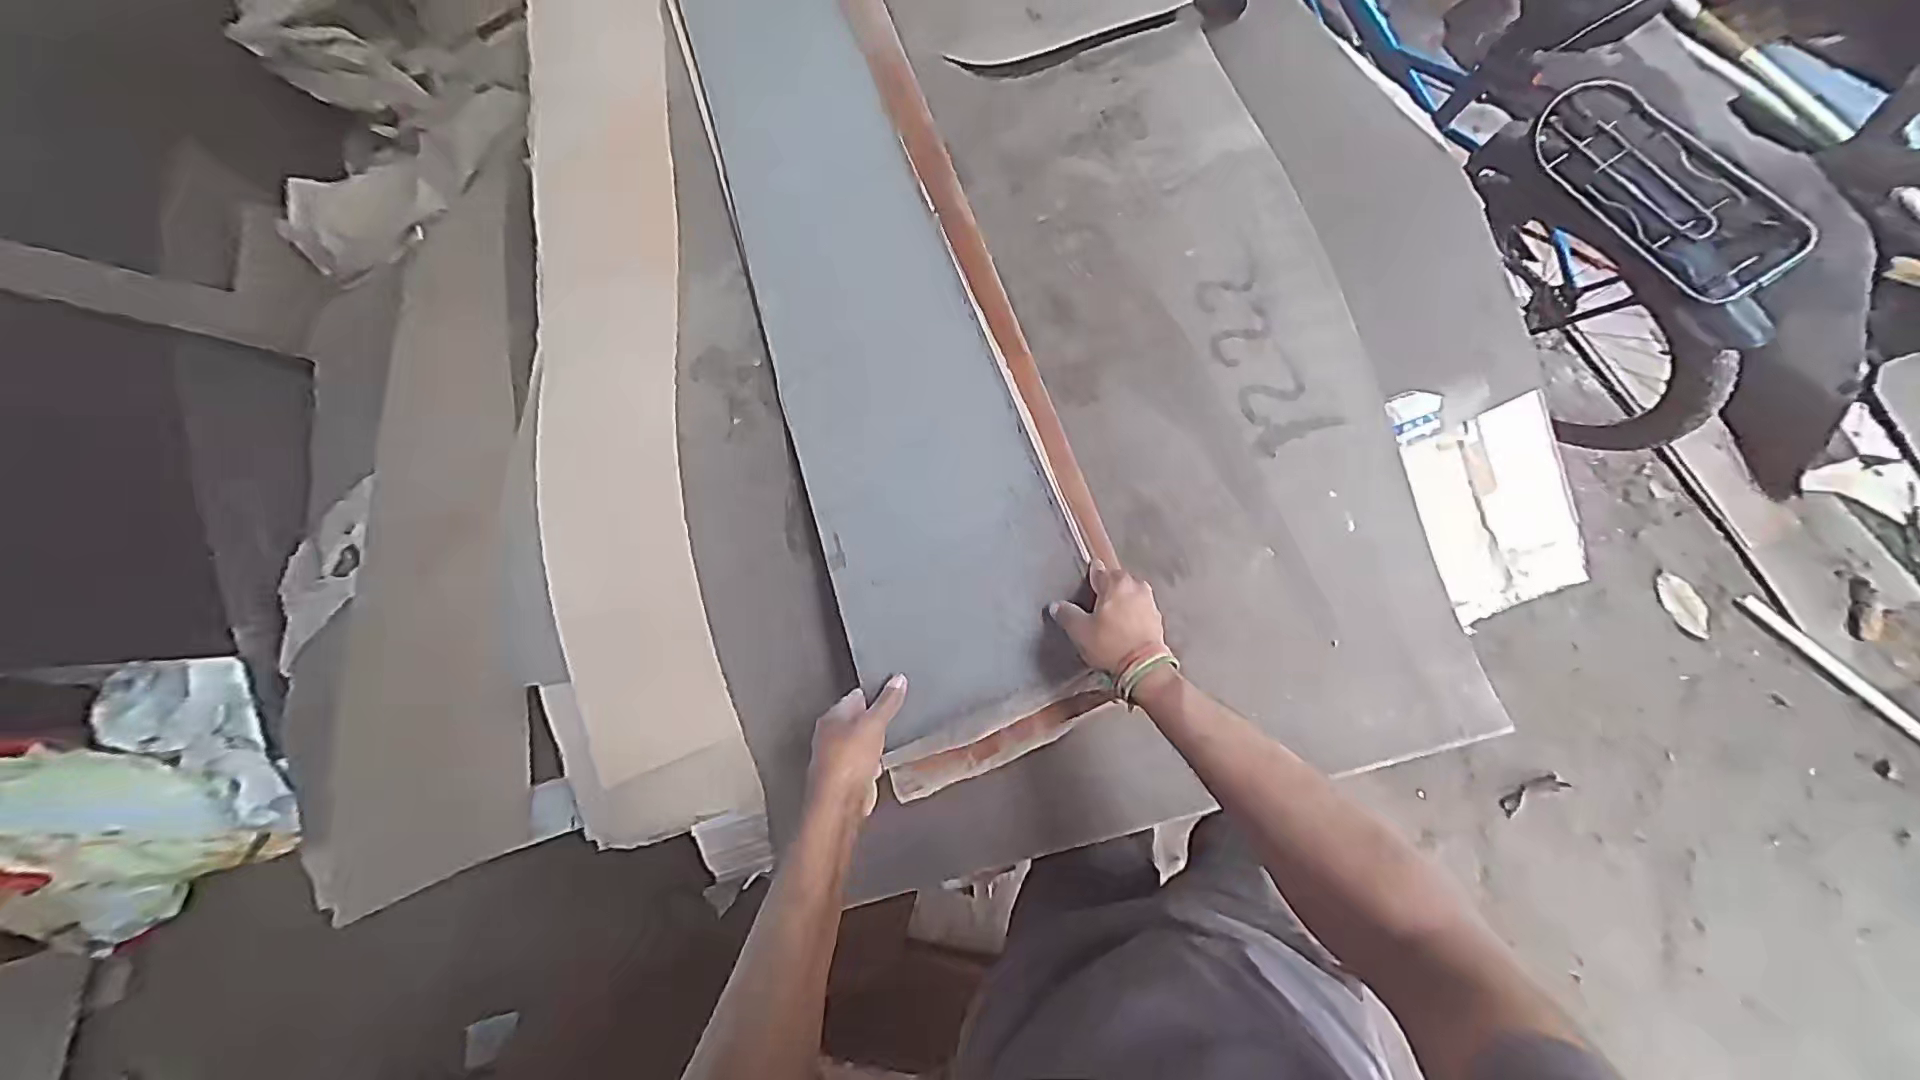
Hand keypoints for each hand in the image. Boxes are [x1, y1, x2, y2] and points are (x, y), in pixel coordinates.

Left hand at [805, 675, 907, 818]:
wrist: (841, 804)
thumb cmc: (849, 760)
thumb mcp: (874, 724)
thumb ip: (887, 702)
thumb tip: (898, 680)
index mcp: (832, 717)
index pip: (855, 696)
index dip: (875, 693)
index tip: (892, 692)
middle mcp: (830, 735)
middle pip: (858, 719)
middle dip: (876, 719)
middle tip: (894, 716)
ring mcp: (837, 757)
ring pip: (862, 742)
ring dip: (875, 742)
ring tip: (889, 739)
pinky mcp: (847, 776)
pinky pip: (864, 762)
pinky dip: (874, 762)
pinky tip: (881, 763)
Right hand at [1048, 561, 1167, 674]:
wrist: (1144, 667)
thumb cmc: (1111, 644)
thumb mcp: (1080, 631)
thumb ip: (1067, 614)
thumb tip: (1057, 606)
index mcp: (1116, 583)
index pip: (1098, 571)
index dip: (1089, 577)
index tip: (1085, 583)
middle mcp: (1135, 586)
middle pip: (1116, 581)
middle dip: (1106, 589)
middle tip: (1094, 604)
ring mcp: (1149, 602)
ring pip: (1129, 594)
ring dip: (1121, 602)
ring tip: (1109, 618)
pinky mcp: (1157, 618)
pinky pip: (1140, 609)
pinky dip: (1132, 615)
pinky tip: (1124, 627)